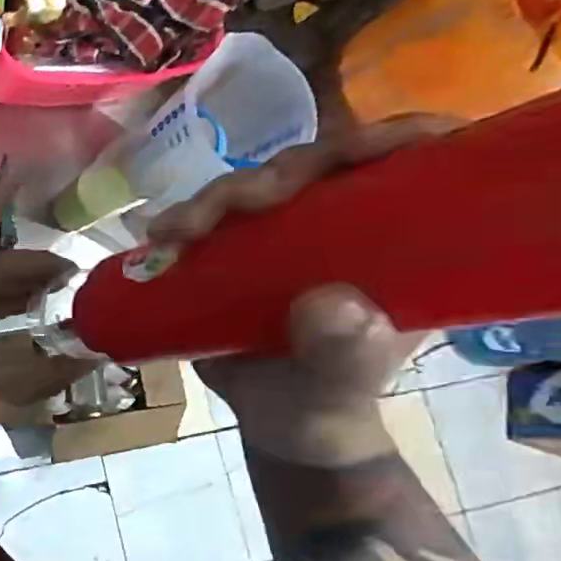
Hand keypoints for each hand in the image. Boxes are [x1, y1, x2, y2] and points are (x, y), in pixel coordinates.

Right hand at [151, 121, 449, 466]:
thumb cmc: (325, 401)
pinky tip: (152, 238)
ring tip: (169, 233)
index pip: (408, 165)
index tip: (342, 153)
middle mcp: (340, 228)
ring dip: (207, 201)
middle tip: (226, 208)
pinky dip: (174, 222)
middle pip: (309, 169)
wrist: (272, 420)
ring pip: (247, 190)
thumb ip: (343, 351)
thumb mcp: (343, 383)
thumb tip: (327, 300)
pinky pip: (200, 221)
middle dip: (263, 178)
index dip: (380, 141)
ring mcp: (279, 239)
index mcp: (398, 245)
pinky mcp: (226, 254)